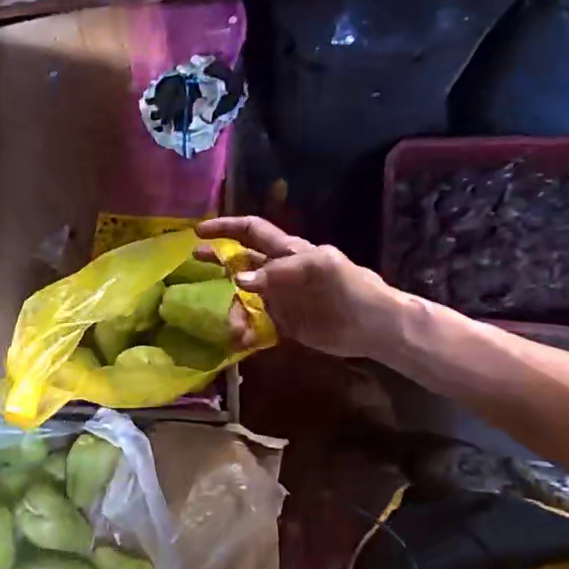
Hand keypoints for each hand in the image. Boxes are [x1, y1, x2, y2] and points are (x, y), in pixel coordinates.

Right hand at [197, 216, 412, 359]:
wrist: (374, 326)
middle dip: (217, 259)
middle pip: (241, 259)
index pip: (252, 231)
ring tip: (229, 325)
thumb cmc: (351, 288)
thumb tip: (237, 279)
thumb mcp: (318, 268)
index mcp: (289, 251)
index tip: (199, 231)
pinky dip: (244, 330)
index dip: (226, 228)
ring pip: (243, 296)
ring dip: (231, 308)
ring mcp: (280, 297)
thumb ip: (278, 272)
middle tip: (194, 261)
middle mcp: (279, 271)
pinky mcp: (284, 322)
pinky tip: (240, 339)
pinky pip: (255, 323)